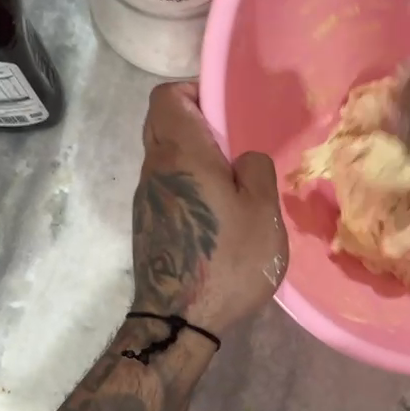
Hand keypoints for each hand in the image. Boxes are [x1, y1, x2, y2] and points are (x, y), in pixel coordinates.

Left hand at [131, 83, 288, 332]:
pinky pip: (167, 185)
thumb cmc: (226, 259)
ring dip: (194, 157)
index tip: (226, 109)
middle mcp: (155, 168)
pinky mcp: (148, 225)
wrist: (178, 319)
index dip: (194, 91)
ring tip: (232, 181)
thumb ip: (257, 169)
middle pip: (162, 123)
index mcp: (181, 153)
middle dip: (197, 122)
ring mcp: (146, 199)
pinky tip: (217, 211)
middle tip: (235, 144)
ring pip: (164, 156)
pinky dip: (189, 184)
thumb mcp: (264, 211)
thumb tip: (242, 159)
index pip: (168, 96)